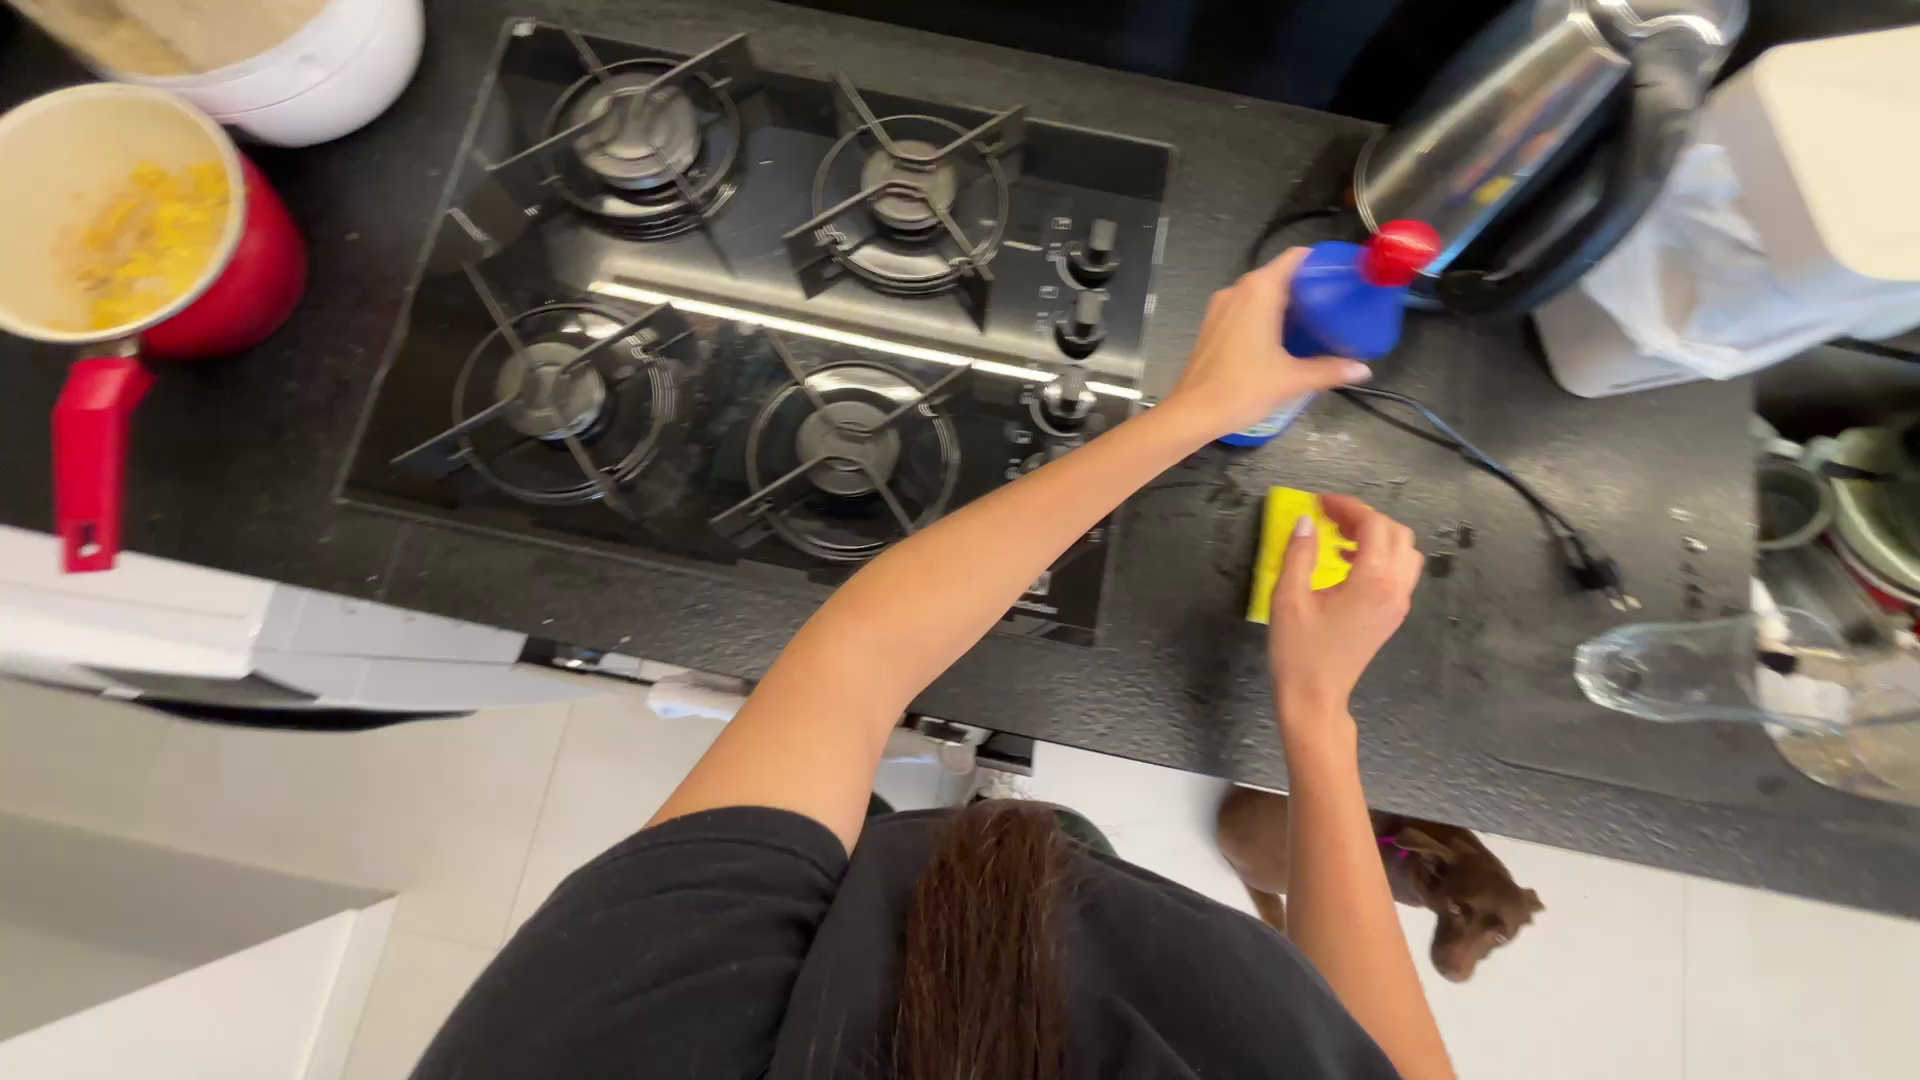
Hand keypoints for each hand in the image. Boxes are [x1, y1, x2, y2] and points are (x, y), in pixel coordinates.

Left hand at [1163, 248, 1371, 437]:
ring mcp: (1219, 308)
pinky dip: (1265, 318)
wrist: (1191, 414)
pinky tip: (1283, 340)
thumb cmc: (1242, 389)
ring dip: (1286, 306)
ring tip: (1315, 324)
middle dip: (1307, 289)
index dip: (1322, 264)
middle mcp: (1237, 291)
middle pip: (1279, 276)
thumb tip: (1363, 369)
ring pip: (1260, 295)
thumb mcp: (1292, 379)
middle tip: (1336, 307)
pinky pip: (1245, 311)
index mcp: (1258, 290)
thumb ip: (1330, 369)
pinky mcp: (1211, 327)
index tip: (1343, 279)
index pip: (1296, 258)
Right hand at [1268, 495, 1423, 739]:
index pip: (1372, 526)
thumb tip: (1305, 521)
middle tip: (1328, 516)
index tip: (1319, 502)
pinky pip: (1398, 572)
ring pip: (1403, 552)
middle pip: (1395, 534)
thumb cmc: (1298, 649)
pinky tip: (1345, 563)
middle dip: (1363, 518)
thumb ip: (1299, 554)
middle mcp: (1394, 588)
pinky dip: (1378, 556)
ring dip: (1375, 536)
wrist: (1315, 696)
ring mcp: (1397, 603)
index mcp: (1372, 581)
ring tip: (1338, 537)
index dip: (1347, 506)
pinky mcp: (1391, 615)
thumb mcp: (1288, 597)